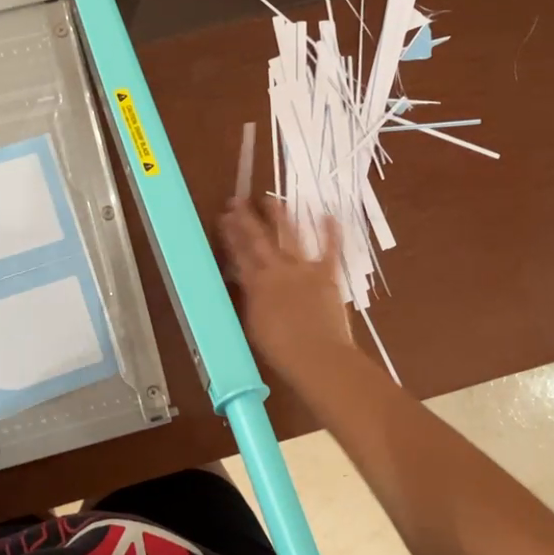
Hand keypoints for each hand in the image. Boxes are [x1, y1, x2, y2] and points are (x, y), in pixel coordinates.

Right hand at [219, 197, 353, 381]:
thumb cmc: (280, 350)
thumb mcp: (252, 325)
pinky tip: (328, 215)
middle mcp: (277, 270)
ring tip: (271, 198)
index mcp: (255, 285)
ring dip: (279, 216)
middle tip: (236, 200)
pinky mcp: (327, 275)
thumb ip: (248, 300)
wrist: (316, 355)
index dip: (229, 235)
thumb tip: (242, 282)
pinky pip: (330, 249)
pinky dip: (331, 232)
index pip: (238, 254)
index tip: (222, 218)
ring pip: (289, 236)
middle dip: (245, 218)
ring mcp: (303, 270)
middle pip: (258, 239)